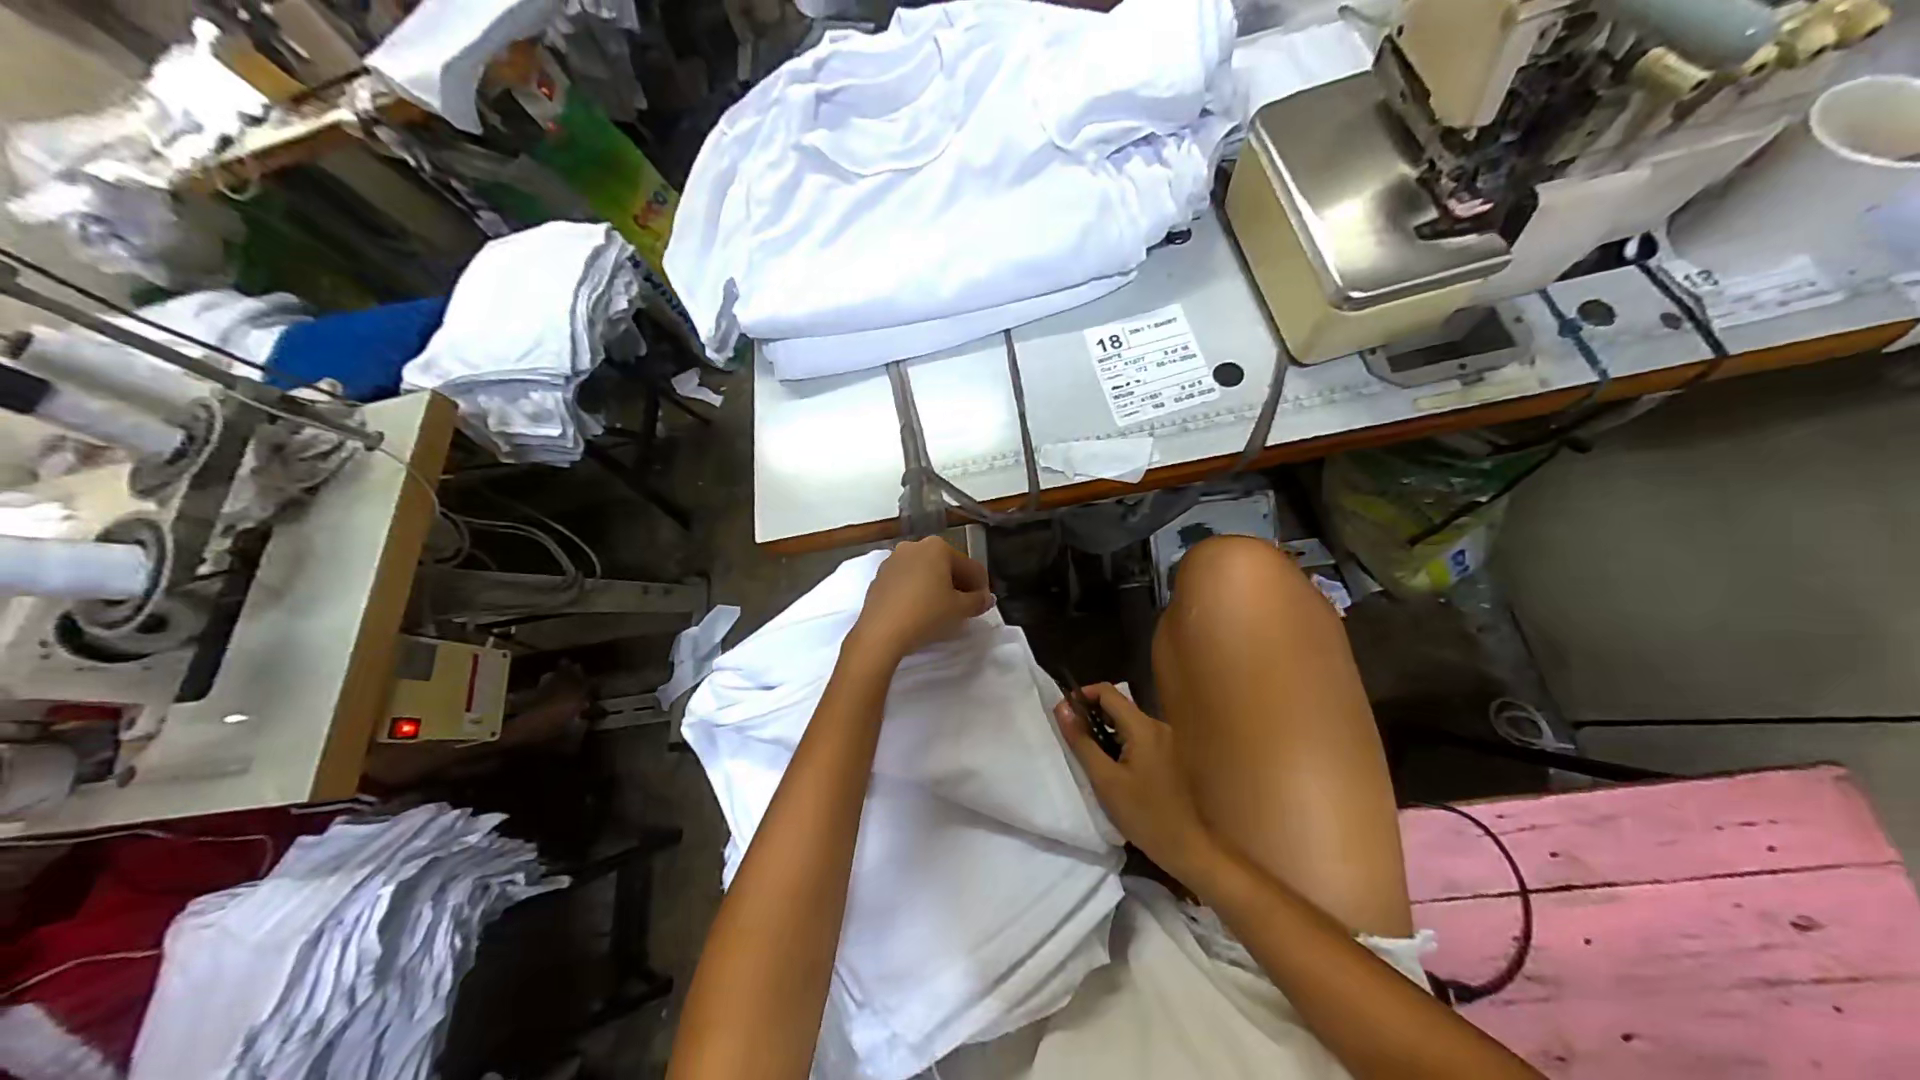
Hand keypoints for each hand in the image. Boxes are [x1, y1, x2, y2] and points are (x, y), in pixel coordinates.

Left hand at [849, 537, 993, 662]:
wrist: (881, 633)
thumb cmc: (926, 614)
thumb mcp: (960, 609)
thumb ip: (978, 601)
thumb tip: (986, 598)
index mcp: (937, 547)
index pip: (969, 566)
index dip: (981, 586)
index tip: (984, 604)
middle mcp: (913, 546)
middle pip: (945, 566)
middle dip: (957, 584)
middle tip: (965, 607)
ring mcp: (893, 561)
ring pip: (924, 572)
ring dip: (936, 587)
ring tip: (942, 610)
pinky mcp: (879, 578)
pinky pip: (906, 582)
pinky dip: (916, 592)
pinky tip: (919, 611)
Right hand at [1056, 684, 1219, 880]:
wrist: (1185, 846)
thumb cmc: (1142, 813)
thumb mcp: (1104, 779)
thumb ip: (1082, 741)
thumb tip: (1062, 708)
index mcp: (1143, 727)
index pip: (1108, 692)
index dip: (1083, 695)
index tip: (1064, 711)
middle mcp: (1158, 726)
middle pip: (1119, 705)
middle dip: (1092, 714)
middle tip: (1071, 734)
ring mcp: (1167, 740)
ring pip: (1128, 722)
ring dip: (1105, 729)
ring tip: (1087, 750)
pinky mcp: (1169, 755)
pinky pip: (1139, 736)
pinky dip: (1120, 741)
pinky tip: (1110, 763)